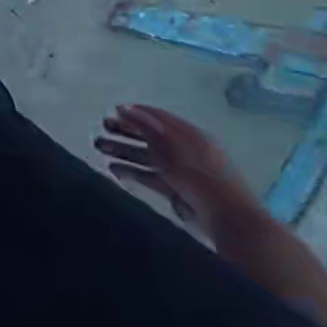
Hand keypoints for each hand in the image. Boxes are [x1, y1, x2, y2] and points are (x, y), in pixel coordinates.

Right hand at [95, 104, 264, 238]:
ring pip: (146, 156)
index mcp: (189, 135)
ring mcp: (179, 171)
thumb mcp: (171, 146)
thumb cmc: (200, 176)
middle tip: (102, 127)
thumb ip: (146, 126)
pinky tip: (112, 168)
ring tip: (99, 146)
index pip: (159, 118)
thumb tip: (122, 107)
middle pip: (150, 136)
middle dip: (125, 130)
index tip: (113, 110)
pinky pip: (149, 176)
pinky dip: (131, 171)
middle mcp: (184, 150)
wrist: (228, 219)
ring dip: (123, 149)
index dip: (137, 112)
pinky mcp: (175, 190)